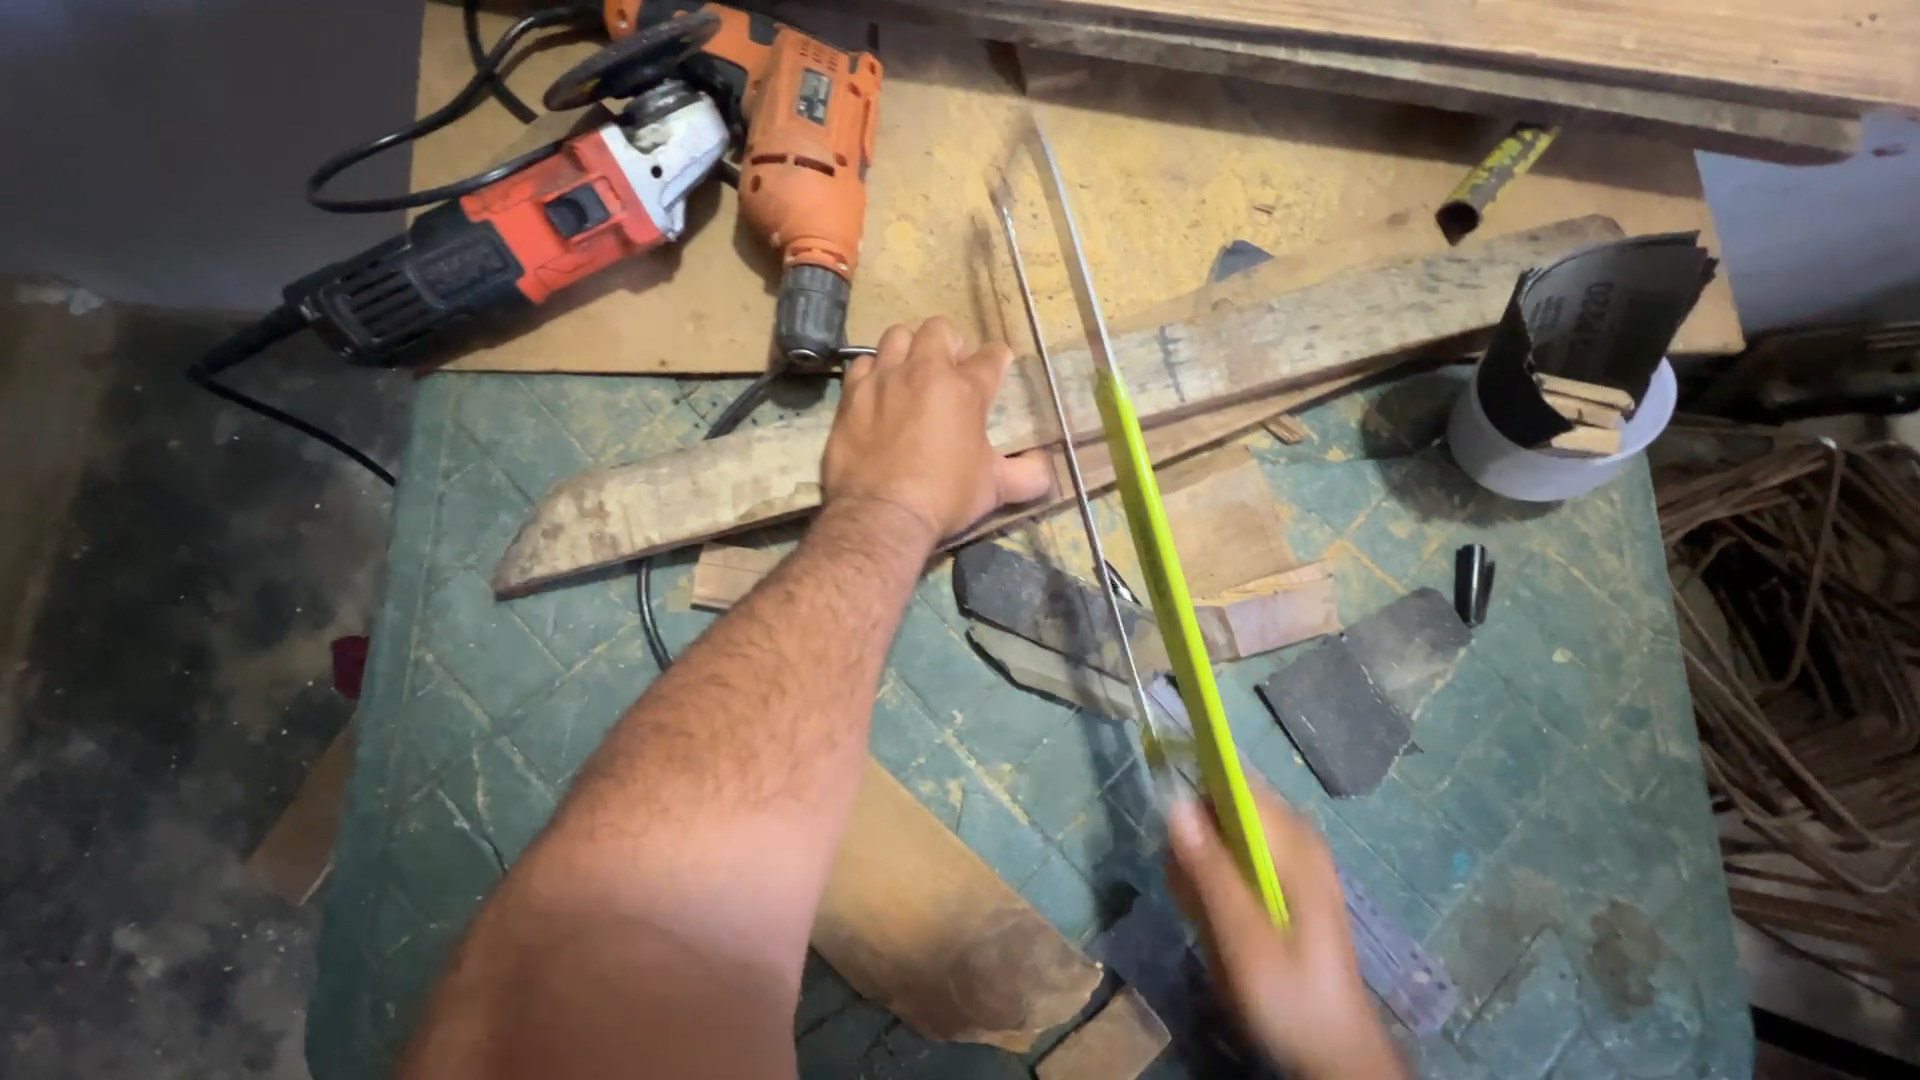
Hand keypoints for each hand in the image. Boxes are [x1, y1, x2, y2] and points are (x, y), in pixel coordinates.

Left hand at [822, 317, 1051, 542]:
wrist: (882, 513)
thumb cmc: (944, 497)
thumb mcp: (994, 489)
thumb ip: (1026, 475)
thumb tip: (1047, 471)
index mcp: (965, 389)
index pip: (992, 356)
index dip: (998, 360)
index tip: (997, 366)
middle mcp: (924, 372)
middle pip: (939, 330)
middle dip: (950, 343)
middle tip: (950, 368)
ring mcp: (884, 379)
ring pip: (896, 337)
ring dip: (908, 350)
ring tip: (910, 373)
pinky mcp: (852, 395)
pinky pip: (862, 364)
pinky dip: (873, 372)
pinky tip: (878, 392)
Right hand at [1166, 782, 1406, 1078]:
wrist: (1332, 1054)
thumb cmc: (1291, 998)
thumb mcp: (1244, 941)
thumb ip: (1210, 872)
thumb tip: (1175, 805)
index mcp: (1294, 844)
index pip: (1238, 783)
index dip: (1197, 787)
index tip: (1169, 825)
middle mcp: (1294, 839)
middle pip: (1225, 806)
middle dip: (1194, 840)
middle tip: (1186, 888)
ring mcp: (1289, 860)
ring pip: (1223, 833)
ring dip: (1198, 866)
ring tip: (1199, 913)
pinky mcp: (1280, 880)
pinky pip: (1231, 858)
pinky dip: (1211, 880)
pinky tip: (1210, 918)